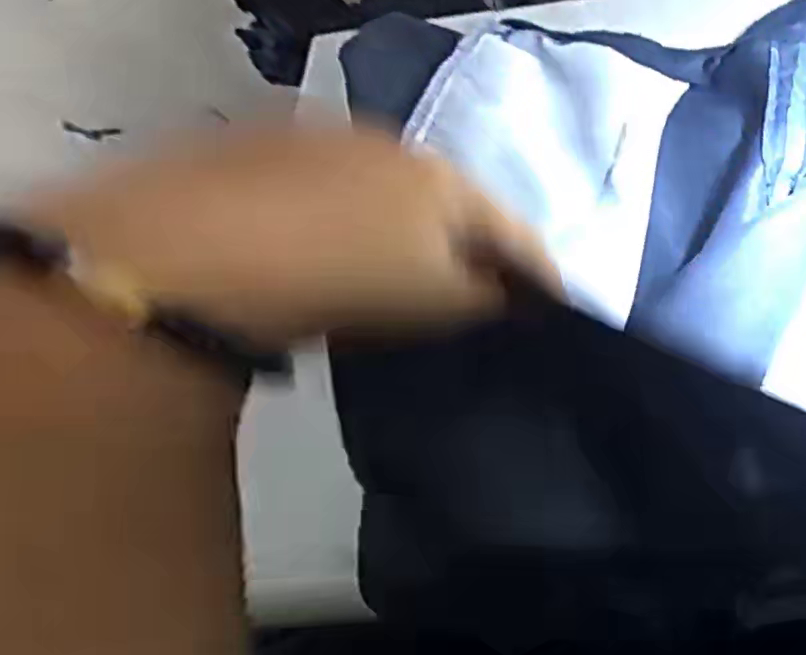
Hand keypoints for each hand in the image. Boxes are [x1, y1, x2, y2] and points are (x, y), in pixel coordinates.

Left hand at [21, 127, 559, 348]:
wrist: (192, 255)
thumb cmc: (354, 281)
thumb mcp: (451, 303)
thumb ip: (501, 297)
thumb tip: (522, 295)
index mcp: (450, 180)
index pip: (522, 236)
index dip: (547, 279)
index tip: (561, 312)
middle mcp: (394, 145)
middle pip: (463, 208)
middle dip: (486, 251)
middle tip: (500, 294)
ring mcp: (324, 138)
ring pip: (403, 195)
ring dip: (427, 234)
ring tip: (431, 273)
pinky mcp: (263, 145)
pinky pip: (348, 190)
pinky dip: (371, 222)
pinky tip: (361, 251)